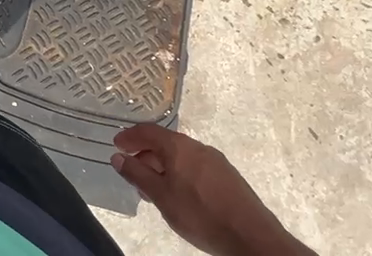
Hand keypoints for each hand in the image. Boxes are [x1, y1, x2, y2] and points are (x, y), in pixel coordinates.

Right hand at [112, 123, 315, 255]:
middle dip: (146, 156)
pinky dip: (183, 174)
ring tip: (158, 190)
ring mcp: (217, 162)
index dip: (128, 137)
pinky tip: (183, 195)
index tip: (117, 147)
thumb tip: (118, 157)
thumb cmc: (201, 214)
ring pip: (182, 157)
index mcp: (178, 146)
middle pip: (165, 143)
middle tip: (135, 174)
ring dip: (165, 167)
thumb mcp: (160, 196)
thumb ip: (136, 174)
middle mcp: (197, 147)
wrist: (255, 240)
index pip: (146, 131)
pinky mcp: (231, 179)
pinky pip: (197, 168)